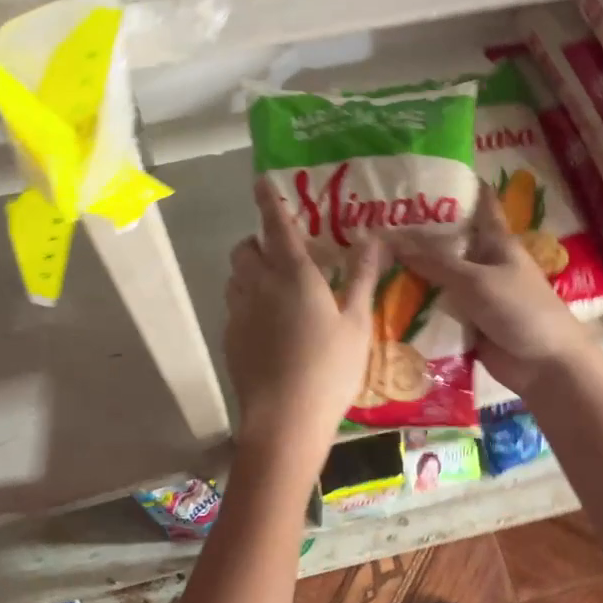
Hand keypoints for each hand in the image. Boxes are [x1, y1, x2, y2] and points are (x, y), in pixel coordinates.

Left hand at [225, 179, 382, 449]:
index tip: (260, 182)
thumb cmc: (329, 370)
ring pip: (235, 277)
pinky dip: (247, 303)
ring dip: (250, 271)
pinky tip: (269, 326)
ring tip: (276, 288)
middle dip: (259, 241)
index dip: (268, 200)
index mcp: (293, 274)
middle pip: (245, 248)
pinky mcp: (230, 339)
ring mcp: (239, 313)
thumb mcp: (357, 323)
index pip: (276, 224)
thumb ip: (362, 277)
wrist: (284, 420)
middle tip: (284, 254)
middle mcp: (259, 285)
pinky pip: (235, 307)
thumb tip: (373, 238)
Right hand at [391, 181, 594, 397]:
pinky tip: (383, 301)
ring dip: (410, 274)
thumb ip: (433, 261)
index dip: (456, 187)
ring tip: (367, 261)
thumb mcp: (474, 279)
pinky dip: (415, 307)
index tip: (421, 176)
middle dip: (415, 235)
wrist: (544, 365)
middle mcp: (483, 264)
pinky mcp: (465, 324)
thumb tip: (389, 239)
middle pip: (447, 244)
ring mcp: (474, 295)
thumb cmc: (519, 309)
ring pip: (437, 279)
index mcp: (495, 241)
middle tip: (371, 225)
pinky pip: (436, 311)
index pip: (478, 204)